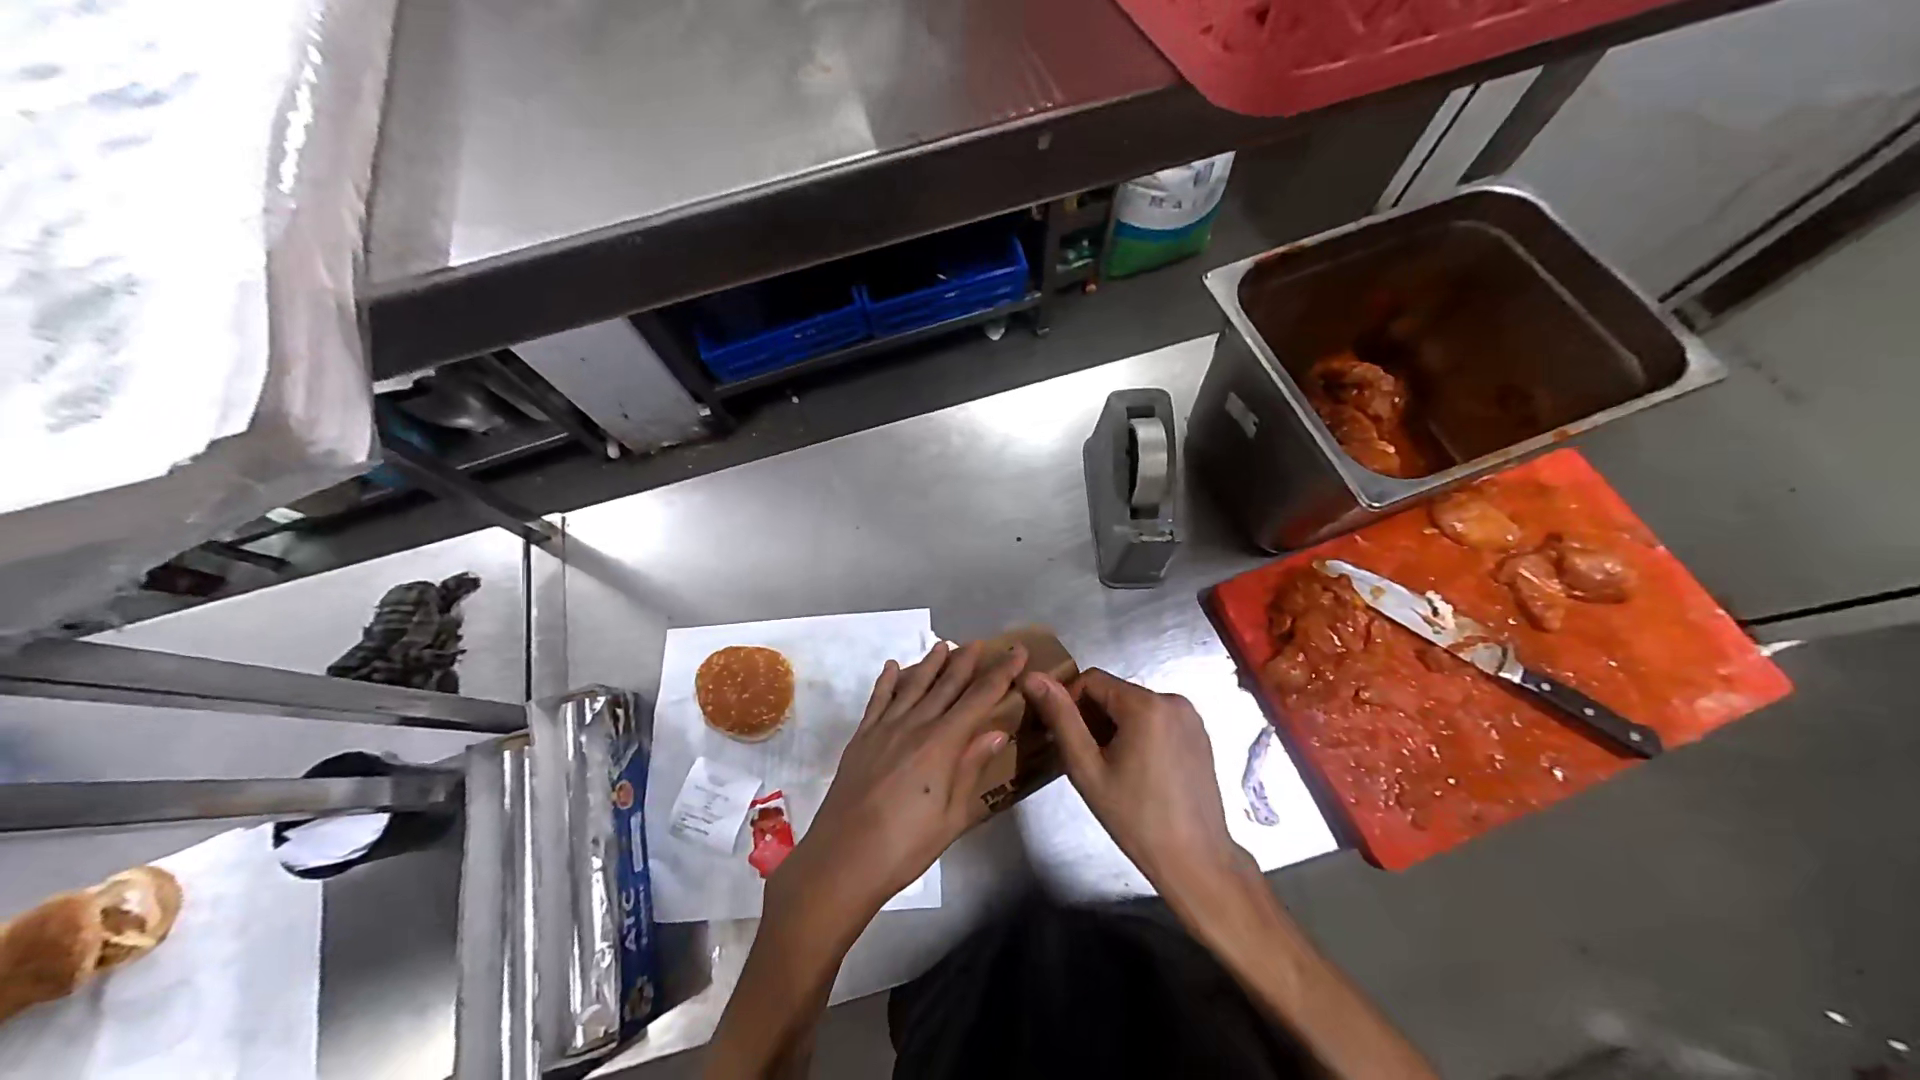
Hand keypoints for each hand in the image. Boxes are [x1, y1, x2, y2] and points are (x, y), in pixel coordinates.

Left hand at [773, 641, 1025, 922]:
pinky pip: (877, 701)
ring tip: (943, 645)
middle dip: (966, 663)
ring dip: (930, 664)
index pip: (979, 699)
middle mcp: (914, 726)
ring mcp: (883, 730)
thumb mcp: (951, 816)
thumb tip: (997, 731)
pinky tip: (892, 667)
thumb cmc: (906, 846)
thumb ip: (971, 769)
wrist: (842, 860)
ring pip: (912, 686)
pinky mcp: (861, 739)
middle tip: (980, 643)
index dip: (1001, 673)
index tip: (1016, 652)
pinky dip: (887, 681)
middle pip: (945, 685)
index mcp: (942, 744)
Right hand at [1021, 668, 1249, 904]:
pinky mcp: (1199, 734)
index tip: (1061, 737)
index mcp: (1146, 704)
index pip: (1091, 679)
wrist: (1196, 860)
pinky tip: (1136, 771)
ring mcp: (1190, 717)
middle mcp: (1173, 700)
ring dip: (1114, 727)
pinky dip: (1138, 734)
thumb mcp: (1087, 768)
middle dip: (1092, 718)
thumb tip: (1032, 677)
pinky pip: (1157, 719)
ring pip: (1134, 706)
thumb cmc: (1135, 818)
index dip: (1069, 703)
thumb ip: (1060, 718)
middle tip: (1083, 758)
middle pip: (1115, 692)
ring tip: (1109, 767)